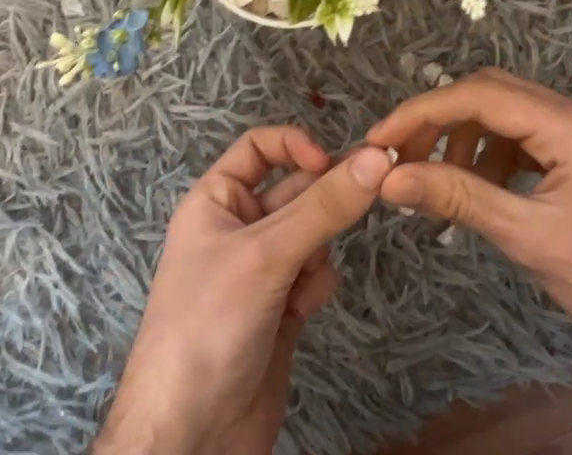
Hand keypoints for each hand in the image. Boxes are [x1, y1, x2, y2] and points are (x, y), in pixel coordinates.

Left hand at [94, 127, 392, 454]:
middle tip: (362, 206)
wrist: (193, 430)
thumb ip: (324, 206)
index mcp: (215, 200)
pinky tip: (301, 313)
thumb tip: (379, 157)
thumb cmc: (210, 323)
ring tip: (302, 284)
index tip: (332, 163)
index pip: (259, 148)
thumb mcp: (266, 254)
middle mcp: (236, 227)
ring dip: (318, 253)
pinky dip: (315, 287)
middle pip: (296, 192)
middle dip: (322, 204)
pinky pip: (314, 275)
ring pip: (313, 235)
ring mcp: (260, 270)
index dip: (295, 146)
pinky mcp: (280, 307)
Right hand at [366, 68, 571, 370]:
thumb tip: (389, 179)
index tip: (379, 139)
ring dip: (467, 138)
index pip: (479, 95)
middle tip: (402, 157)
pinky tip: (482, 188)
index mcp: (570, 125)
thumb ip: (457, 197)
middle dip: (441, 120)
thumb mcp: (528, 238)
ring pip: (510, 114)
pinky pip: (530, 138)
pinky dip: (496, 155)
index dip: (421, 112)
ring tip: (440, 181)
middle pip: (493, 94)